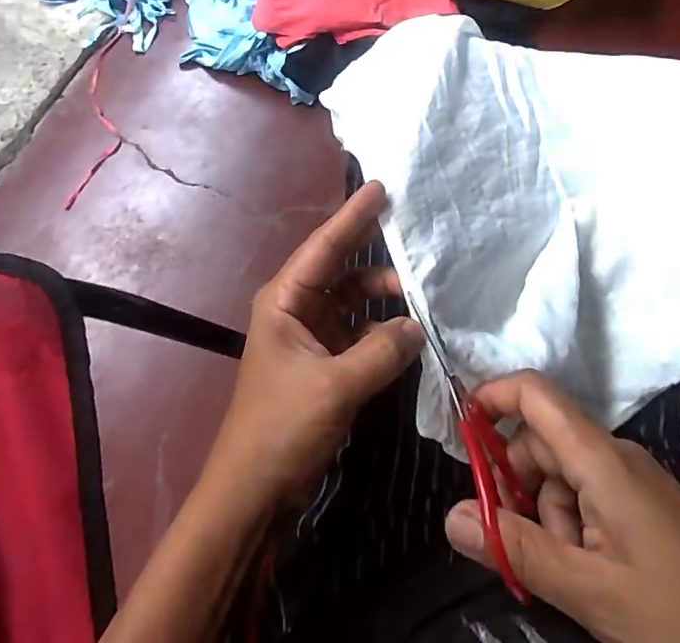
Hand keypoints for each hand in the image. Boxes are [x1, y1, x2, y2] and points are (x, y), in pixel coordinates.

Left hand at [203, 181, 425, 508]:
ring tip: (426, 290)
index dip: (354, 216)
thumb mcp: (334, 387)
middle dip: (374, 246)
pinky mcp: (328, 361)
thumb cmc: (281, 428)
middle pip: (342, 266)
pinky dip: (386, 326)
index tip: (382, 186)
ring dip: (386, 293)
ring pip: (357, 299)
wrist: (253, 492)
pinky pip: (363, 330)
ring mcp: (314, 335)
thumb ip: (382, 351)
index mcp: (286, 300)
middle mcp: (299, 308)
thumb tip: (419, 324)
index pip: (325, 246)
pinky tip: (414, 327)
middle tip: (414, 225)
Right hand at [444, 371, 679, 642]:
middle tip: (512, 542)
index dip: (492, 398)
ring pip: (565, 477)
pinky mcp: (646, 507)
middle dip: (517, 486)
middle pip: (544, 442)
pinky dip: (573, 528)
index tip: (459, 432)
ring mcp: (634, 480)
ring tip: (565, 574)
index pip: (536, 395)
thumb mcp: (590, 588)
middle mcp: (615, 455)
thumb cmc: (679, 609)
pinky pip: (591, 499)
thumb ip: (519, 548)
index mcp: (601, 457)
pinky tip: (587, 574)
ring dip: (547, 516)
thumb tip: (451, 516)